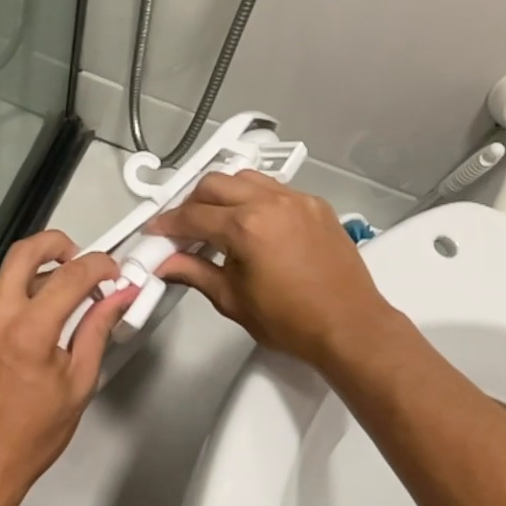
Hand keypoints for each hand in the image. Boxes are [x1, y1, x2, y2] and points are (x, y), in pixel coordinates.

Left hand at [0, 230, 139, 500]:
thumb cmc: (31, 435)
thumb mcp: (78, 384)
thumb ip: (97, 332)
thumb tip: (118, 299)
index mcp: (28, 332)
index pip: (70, 276)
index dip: (98, 266)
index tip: (111, 272)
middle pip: (23, 253)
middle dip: (54, 244)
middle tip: (76, 257)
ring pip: (4, 282)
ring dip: (31, 283)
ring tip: (53, 309)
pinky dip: (9, 312)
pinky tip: (21, 340)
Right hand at [150, 171, 401, 365]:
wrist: (349, 327)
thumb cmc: (293, 321)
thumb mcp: (232, 300)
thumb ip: (195, 273)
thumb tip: (167, 264)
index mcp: (247, 227)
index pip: (193, 216)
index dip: (168, 224)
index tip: (156, 232)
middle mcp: (271, 203)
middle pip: (215, 184)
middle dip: (193, 202)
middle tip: (183, 228)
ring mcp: (297, 200)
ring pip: (246, 178)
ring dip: (224, 193)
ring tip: (216, 220)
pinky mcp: (316, 206)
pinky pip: (276, 188)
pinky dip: (256, 197)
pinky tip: (251, 221)